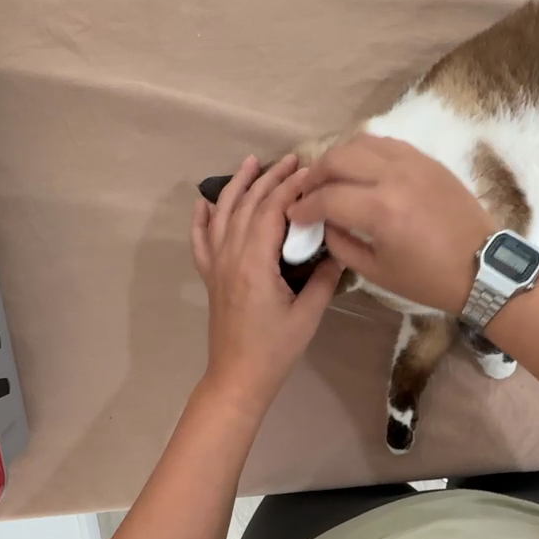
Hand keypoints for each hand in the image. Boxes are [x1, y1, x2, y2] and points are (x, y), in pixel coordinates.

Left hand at [190, 154, 341, 406]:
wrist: (238, 377)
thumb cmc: (275, 350)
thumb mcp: (307, 316)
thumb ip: (322, 279)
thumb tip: (338, 250)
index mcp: (254, 263)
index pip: (272, 210)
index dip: (292, 188)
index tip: (313, 172)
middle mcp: (231, 257)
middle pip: (248, 205)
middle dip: (271, 178)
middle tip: (294, 160)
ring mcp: (216, 266)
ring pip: (224, 214)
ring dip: (239, 186)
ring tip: (252, 162)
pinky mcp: (210, 278)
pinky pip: (201, 241)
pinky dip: (202, 219)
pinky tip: (205, 202)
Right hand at [288, 135, 494, 314]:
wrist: (480, 268)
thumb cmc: (428, 279)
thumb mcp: (377, 272)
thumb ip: (342, 244)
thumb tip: (324, 224)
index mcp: (381, 212)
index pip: (327, 198)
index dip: (304, 207)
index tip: (294, 215)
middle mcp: (394, 178)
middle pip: (338, 158)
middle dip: (314, 176)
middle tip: (306, 193)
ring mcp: (413, 163)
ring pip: (361, 142)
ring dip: (338, 158)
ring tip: (330, 178)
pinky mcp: (427, 160)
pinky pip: (386, 144)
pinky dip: (365, 152)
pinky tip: (360, 170)